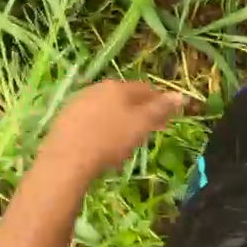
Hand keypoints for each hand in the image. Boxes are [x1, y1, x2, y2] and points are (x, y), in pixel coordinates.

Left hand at [37, 81, 182, 181]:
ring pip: (107, 108)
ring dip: (121, 119)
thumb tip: (181, 95)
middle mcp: (97, 89)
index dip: (160, 102)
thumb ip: (162, 109)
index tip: (168, 117)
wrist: (66, 160)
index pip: (147, 89)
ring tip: (127, 138)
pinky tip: (104, 142)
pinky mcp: (65, 119)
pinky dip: (102, 127)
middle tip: (150, 129)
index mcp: (118, 87)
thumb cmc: (110, 140)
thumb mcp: (142, 125)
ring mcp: (78, 103)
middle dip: (140, 111)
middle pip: (126, 97)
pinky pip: (91, 119)